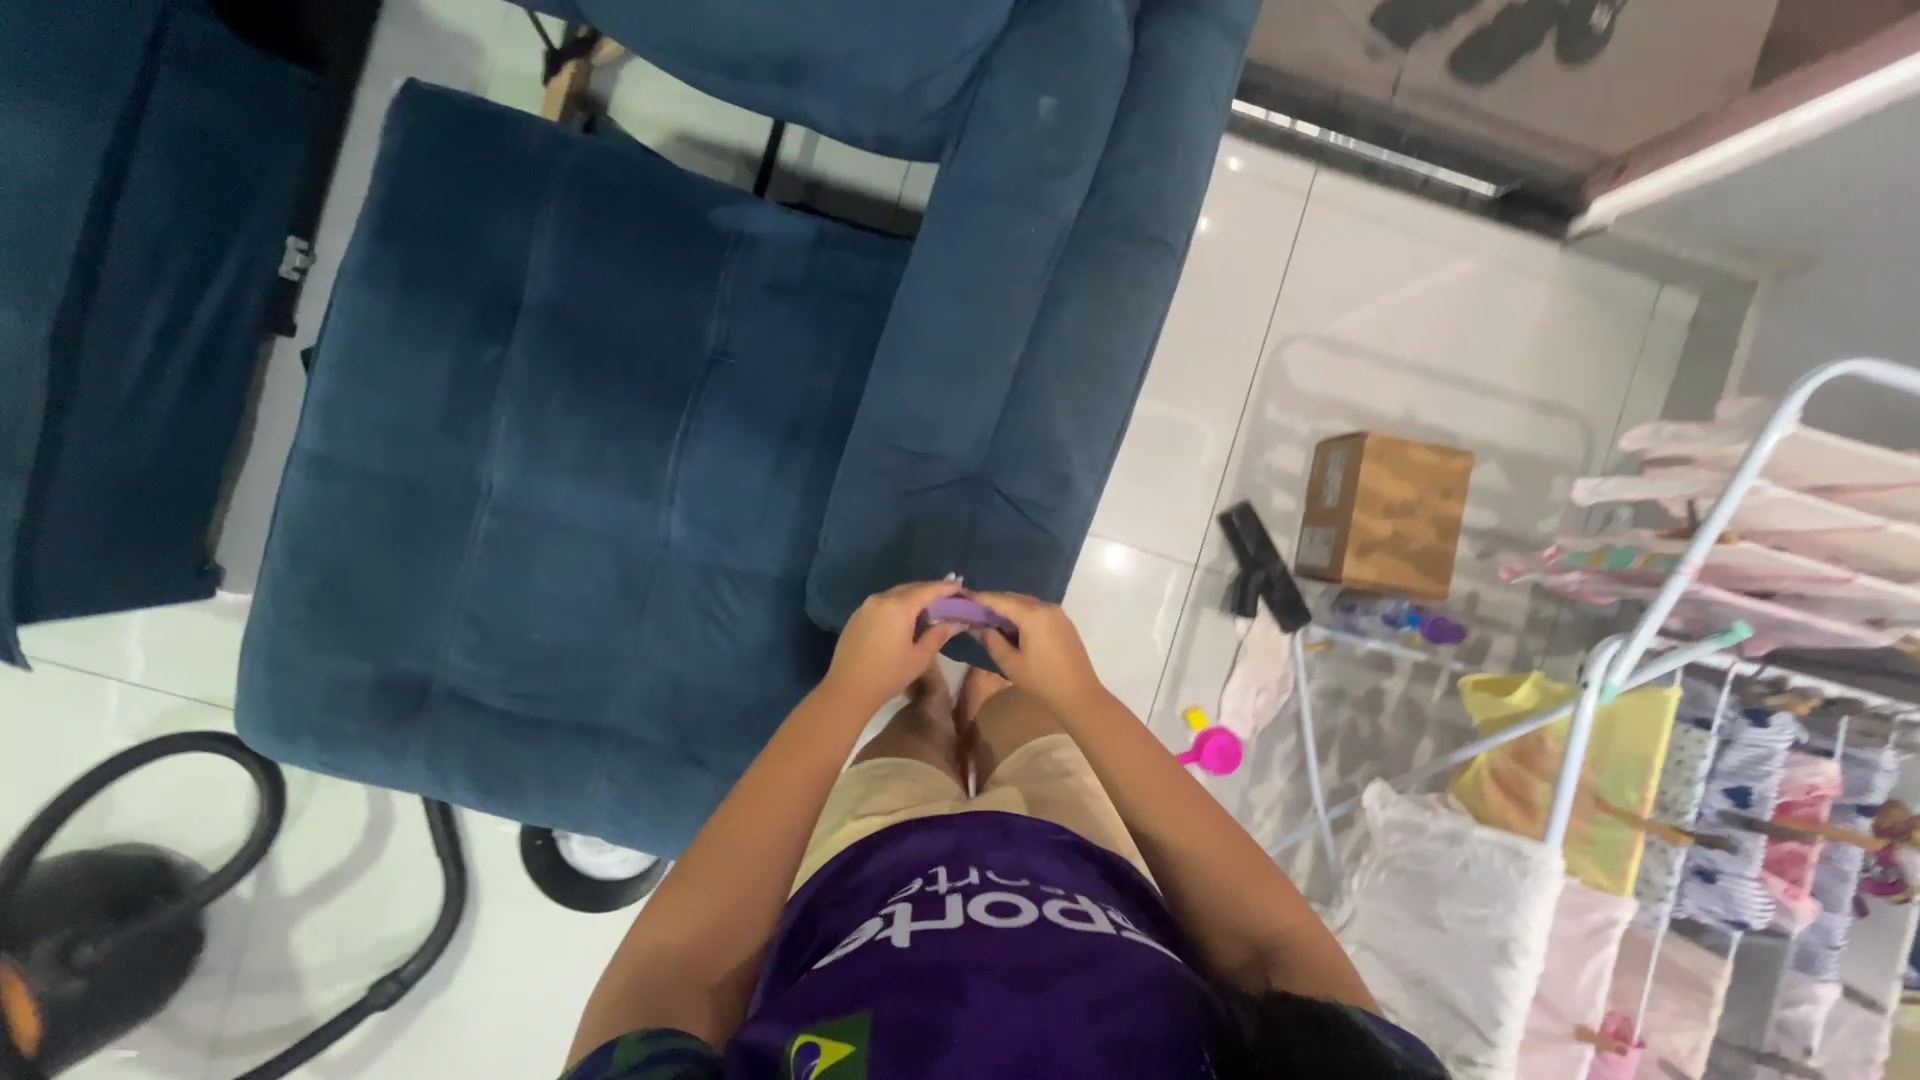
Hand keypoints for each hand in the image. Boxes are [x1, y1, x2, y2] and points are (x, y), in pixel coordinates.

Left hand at [821, 580, 964, 711]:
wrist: (847, 690)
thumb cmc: (888, 675)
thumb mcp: (920, 657)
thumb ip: (939, 634)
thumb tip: (956, 621)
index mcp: (898, 607)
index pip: (927, 590)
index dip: (945, 587)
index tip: (960, 586)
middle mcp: (881, 599)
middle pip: (911, 588)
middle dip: (930, 591)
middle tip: (948, 599)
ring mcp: (865, 606)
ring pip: (895, 594)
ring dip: (913, 597)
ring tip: (929, 608)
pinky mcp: (856, 616)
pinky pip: (883, 603)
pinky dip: (898, 604)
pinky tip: (905, 618)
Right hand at [967, 591, 1108, 714]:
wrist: (1079, 695)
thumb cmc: (1042, 681)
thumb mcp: (1010, 663)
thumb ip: (991, 640)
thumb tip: (977, 627)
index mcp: (1033, 615)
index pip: (1000, 600)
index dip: (980, 598)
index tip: (962, 597)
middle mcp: (1047, 607)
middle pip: (1014, 598)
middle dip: (993, 602)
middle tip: (973, 609)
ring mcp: (1058, 613)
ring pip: (1026, 603)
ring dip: (1008, 608)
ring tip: (989, 618)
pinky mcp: (1064, 622)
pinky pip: (1038, 610)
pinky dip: (1022, 613)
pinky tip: (1011, 626)